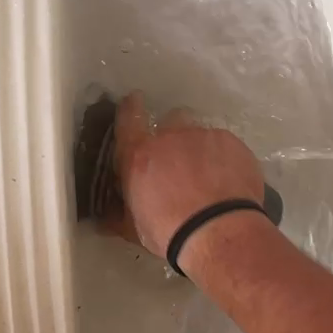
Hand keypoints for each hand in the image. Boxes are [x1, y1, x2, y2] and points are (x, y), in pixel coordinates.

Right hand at [112, 92, 266, 258]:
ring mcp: (202, 137)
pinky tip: (226, 180)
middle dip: (172, 134)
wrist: (217, 232)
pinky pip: (224, 144)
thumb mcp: (133, 228)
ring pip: (199, 133)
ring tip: (207, 173)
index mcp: (138, 156)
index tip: (134, 100)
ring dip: (199, 147)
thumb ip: (118, 216)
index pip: (128, 120)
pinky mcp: (231, 143)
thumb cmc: (168, 231)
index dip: (130, 108)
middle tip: (178, 160)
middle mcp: (168, 137)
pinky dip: (223, 158)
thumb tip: (101, 222)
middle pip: (170, 121)